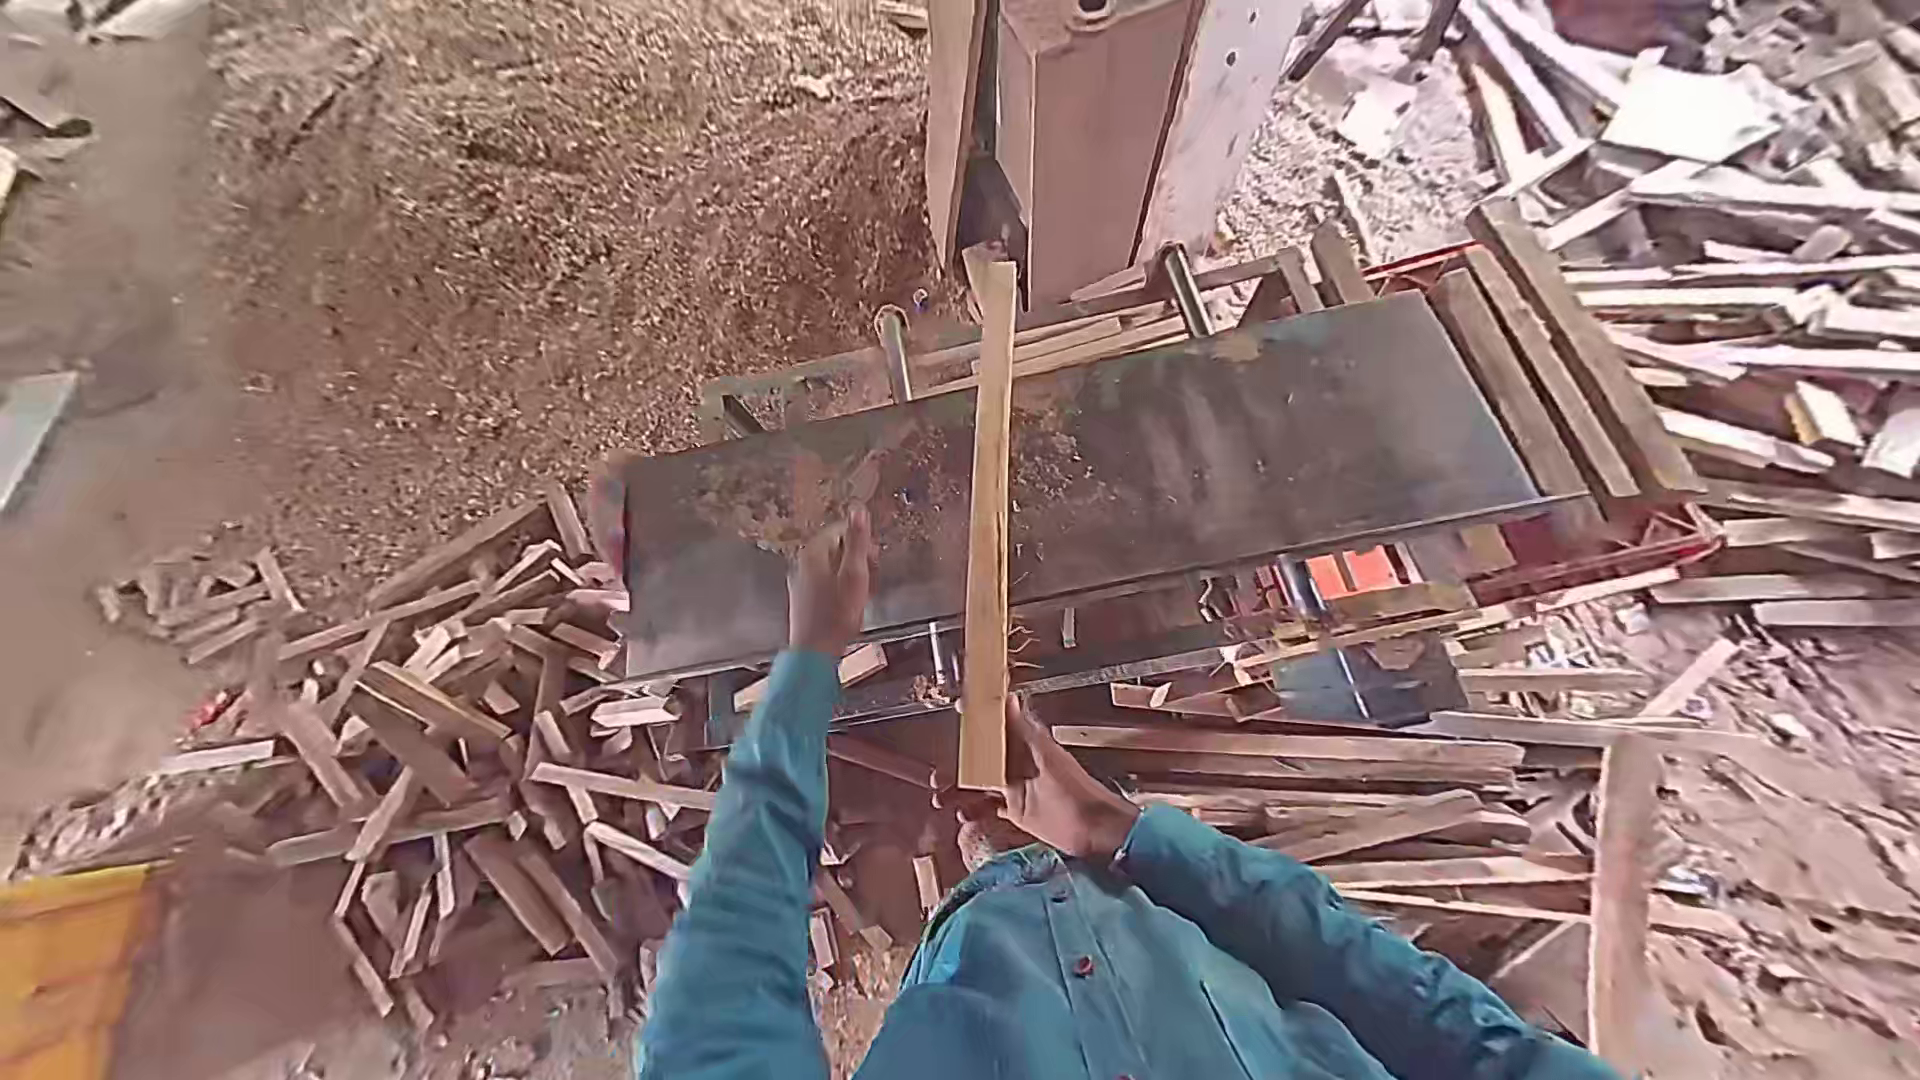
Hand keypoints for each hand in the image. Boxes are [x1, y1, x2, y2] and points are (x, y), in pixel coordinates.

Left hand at [788, 505, 873, 655]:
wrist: (816, 651)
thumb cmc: (838, 613)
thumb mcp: (855, 573)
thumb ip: (858, 540)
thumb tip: (859, 509)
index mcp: (814, 552)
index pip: (841, 529)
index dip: (862, 541)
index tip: (873, 558)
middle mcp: (803, 562)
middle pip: (836, 546)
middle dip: (857, 558)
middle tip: (870, 576)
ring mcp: (801, 580)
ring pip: (833, 565)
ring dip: (851, 573)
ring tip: (862, 592)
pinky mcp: (804, 597)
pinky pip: (827, 581)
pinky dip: (841, 586)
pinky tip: (849, 603)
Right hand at [939, 696, 1139, 863]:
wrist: (1095, 830)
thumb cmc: (1072, 790)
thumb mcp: (1045, 757)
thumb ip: (1023, 729)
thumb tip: (1008, 695)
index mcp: (1024, 744)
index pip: (993, 728)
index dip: (973, 724)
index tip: (952, 718)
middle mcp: (1016, 762)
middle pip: (979, 759)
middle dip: (957, 766)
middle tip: (937, 778)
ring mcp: (1015, 787)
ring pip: (979, 784)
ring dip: (960, 790)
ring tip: (942, 802)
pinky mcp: (1017, 810)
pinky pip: (989, 806)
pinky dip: (974, 810)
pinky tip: (962, 818)